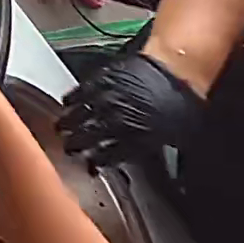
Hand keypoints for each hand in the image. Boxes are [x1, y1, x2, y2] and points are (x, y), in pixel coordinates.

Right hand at [57, 50, 204, 165]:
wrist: (177, 68)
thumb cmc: (183, 101)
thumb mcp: (181, 136)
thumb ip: (169, 155)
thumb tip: (178, 174)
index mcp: (136, 139)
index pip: (107, 156)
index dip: (96, 161)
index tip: (90, 164)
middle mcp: (117, 120)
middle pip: (87, 136)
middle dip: (75, 144)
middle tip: (67, 148)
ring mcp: (107, 98)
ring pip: (80, 114)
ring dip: (68, 122)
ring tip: (60, 128)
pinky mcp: (102, 78)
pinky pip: (81, 91)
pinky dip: (72, 98)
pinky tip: (68, 102)